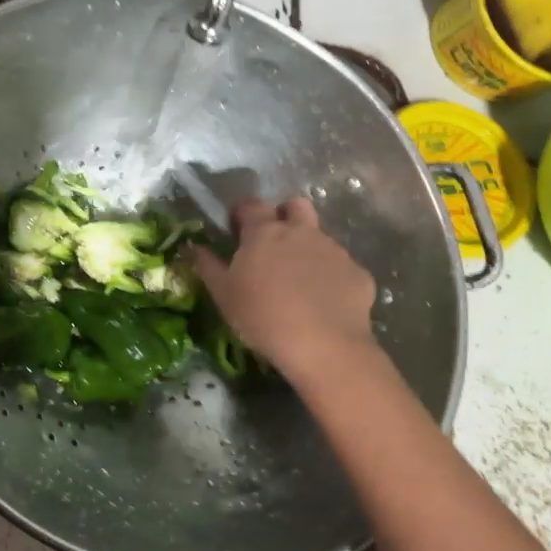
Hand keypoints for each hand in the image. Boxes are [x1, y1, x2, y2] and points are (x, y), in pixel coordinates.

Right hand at [188, 198, 378, 377]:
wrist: (324, 346)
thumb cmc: (261, 316)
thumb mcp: (223, 294)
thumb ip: (207, 265)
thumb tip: (193, 246)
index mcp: (264, 233)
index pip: (251, 204)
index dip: (241, 211)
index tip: (234, 227)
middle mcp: (301, 232)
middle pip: (295, 206)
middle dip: (283, 215)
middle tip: (271, 242)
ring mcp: (334, 251)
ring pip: (318, 237)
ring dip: (306, 247)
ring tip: (296, 279)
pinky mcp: (358, 273)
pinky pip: (340, 266)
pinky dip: (329, 275)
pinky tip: (321, 301)